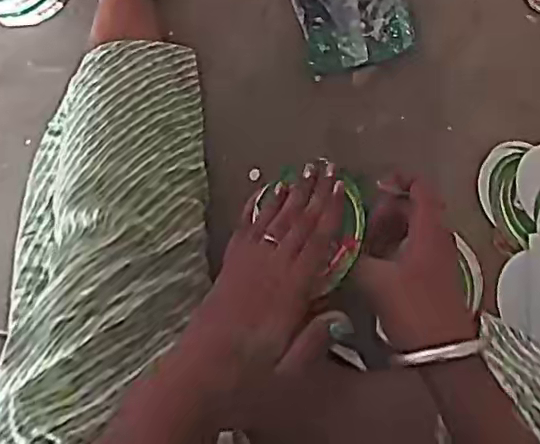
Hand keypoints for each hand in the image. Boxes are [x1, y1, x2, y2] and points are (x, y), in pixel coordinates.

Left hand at [178, 162, 346, 411]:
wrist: (197, 373)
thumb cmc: (246, 375)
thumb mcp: (287, 369)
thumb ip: (314, 339)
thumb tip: (342, 315)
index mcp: (291, 288)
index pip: (318, 240)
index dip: (331, 210)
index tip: (341, 186)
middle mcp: (272, 265)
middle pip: (299, 220)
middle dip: (316, 191)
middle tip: (328, 165)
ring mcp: (249, 260)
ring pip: (276, 217)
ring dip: (292, 191)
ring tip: (304, 170)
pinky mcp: (230, 263)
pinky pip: (247, 226)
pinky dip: (258, 205)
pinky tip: (265, 190)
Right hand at [353, 175, 477, 351]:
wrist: (445, 353)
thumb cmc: (415, 309)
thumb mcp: (378, 282)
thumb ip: (354, 259)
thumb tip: (334, 246)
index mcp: (428, 227)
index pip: (420, 186)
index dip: (399, 179)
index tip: (376, 186)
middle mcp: (438, 235)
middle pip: (412, 207)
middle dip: (385, 211)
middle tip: (364, 227)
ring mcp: (439, 256)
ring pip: (412, 229)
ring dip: (388, 231)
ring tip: (365, 247)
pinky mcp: (435, 275)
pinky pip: (414, 247)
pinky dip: (395, 247)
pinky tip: (376, 265)